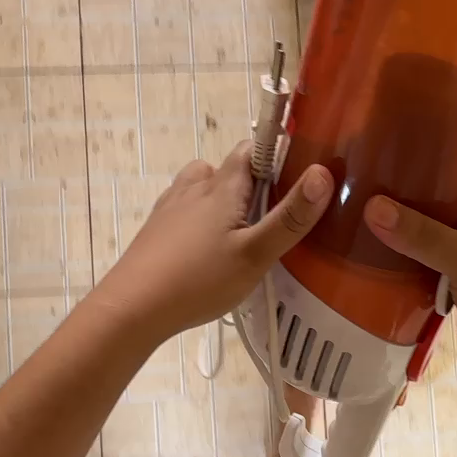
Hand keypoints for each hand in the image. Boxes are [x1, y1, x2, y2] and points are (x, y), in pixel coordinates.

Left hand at [93, 141, 334, 341]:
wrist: (133, 307)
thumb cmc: (198, 280)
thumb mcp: (255, 253)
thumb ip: (290, 218)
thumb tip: (324, 172)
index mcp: (222, 186)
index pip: (253, 149)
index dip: (278, 157)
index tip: (299, 180)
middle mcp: (195, 186)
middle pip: (230, 170)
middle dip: (256, 186)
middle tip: (277, 221)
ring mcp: (171, 207)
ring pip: (206, 190)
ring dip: (226, 202)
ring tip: (243, 236)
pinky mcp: (158, 229)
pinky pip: (188, 212)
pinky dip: (204, 221)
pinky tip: (210, 251)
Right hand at [362, 131, 456, 368]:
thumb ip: (422, 234)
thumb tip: (371, 206)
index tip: (439, 91)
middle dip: (430, 156)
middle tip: (386, 134)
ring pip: (443, 212)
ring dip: (414, 200)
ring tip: (371, 175)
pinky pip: (431, 245)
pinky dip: (409, 237)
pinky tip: (375, 229)